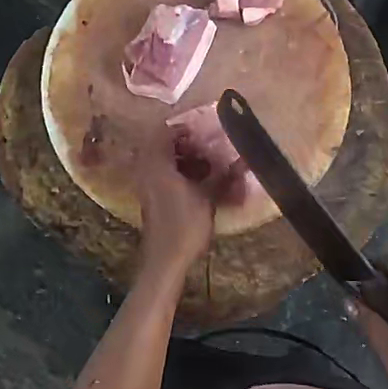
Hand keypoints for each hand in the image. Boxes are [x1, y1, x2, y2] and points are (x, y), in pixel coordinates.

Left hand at [130, 125, 220, 278]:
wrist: (165, 259)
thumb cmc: (185, 225)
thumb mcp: (208, 198)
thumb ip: (223, 176)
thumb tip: (243, 159)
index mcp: (156, 163)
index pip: (164, 132)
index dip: (184, 129)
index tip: (205, 132)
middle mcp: (145, 169)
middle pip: (161, 144)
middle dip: (184, 143)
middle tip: (206, 147)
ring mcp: (145, 183)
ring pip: (161, 160)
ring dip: (181, 158)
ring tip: (205, 163)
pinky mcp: (149, 196)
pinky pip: (161, 173)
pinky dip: (177, 171)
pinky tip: (197, 180)